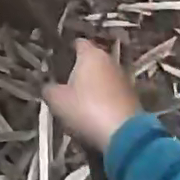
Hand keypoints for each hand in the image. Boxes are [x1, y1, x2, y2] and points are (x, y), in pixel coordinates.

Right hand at [43, 38, 143, 152]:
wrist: (124, 136)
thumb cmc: (86, 109)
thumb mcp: (57, 100)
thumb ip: (48, 89)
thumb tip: (46, 86)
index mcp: (91, 54)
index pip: (78, 43)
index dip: (66, 50)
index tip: (56, 60)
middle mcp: (110, 60)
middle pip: (91, 60)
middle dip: (79, 69)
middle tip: (64, 82)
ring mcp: (124, 78)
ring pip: (103, 77)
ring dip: (92, 85)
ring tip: (78, 100)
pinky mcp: (132, 97)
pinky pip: (112, 92)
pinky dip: (103, 98)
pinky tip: (94, 112)